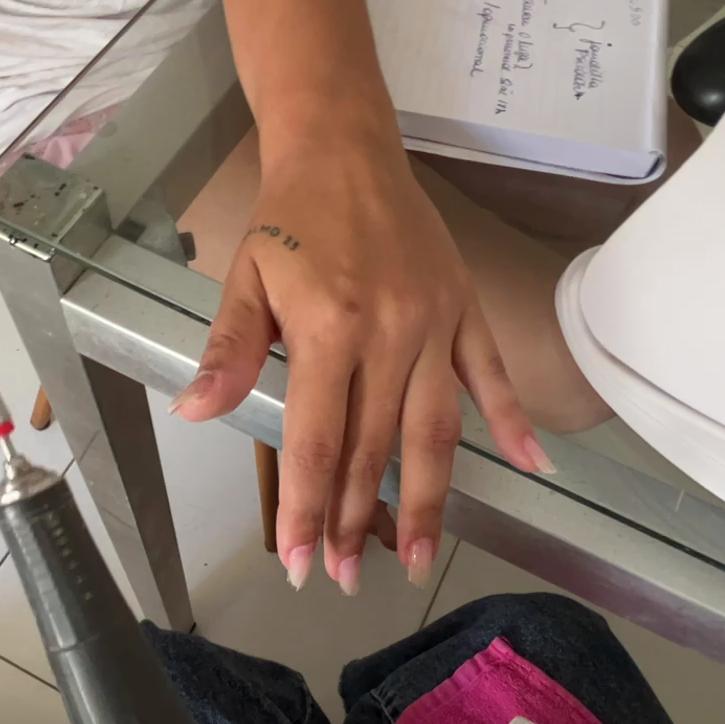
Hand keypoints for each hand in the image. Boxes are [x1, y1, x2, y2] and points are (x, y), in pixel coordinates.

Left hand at [169, 131, 550, 593]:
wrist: (344, 147)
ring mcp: (436, 322)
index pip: (314, 441)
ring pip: (434, 429)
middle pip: (372, 448)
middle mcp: (390, 333)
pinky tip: (531, 469)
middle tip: (343, 576)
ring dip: (426, 499)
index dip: (303, 508)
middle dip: (354, 518)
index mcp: (329, 328)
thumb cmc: (288, 217)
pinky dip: (513, 421)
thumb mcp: (245, 278)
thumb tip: (193, 413)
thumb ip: (228, 351)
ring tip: (417, 558)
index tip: (298, 562)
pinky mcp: (465, 309)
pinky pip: (492, 373)